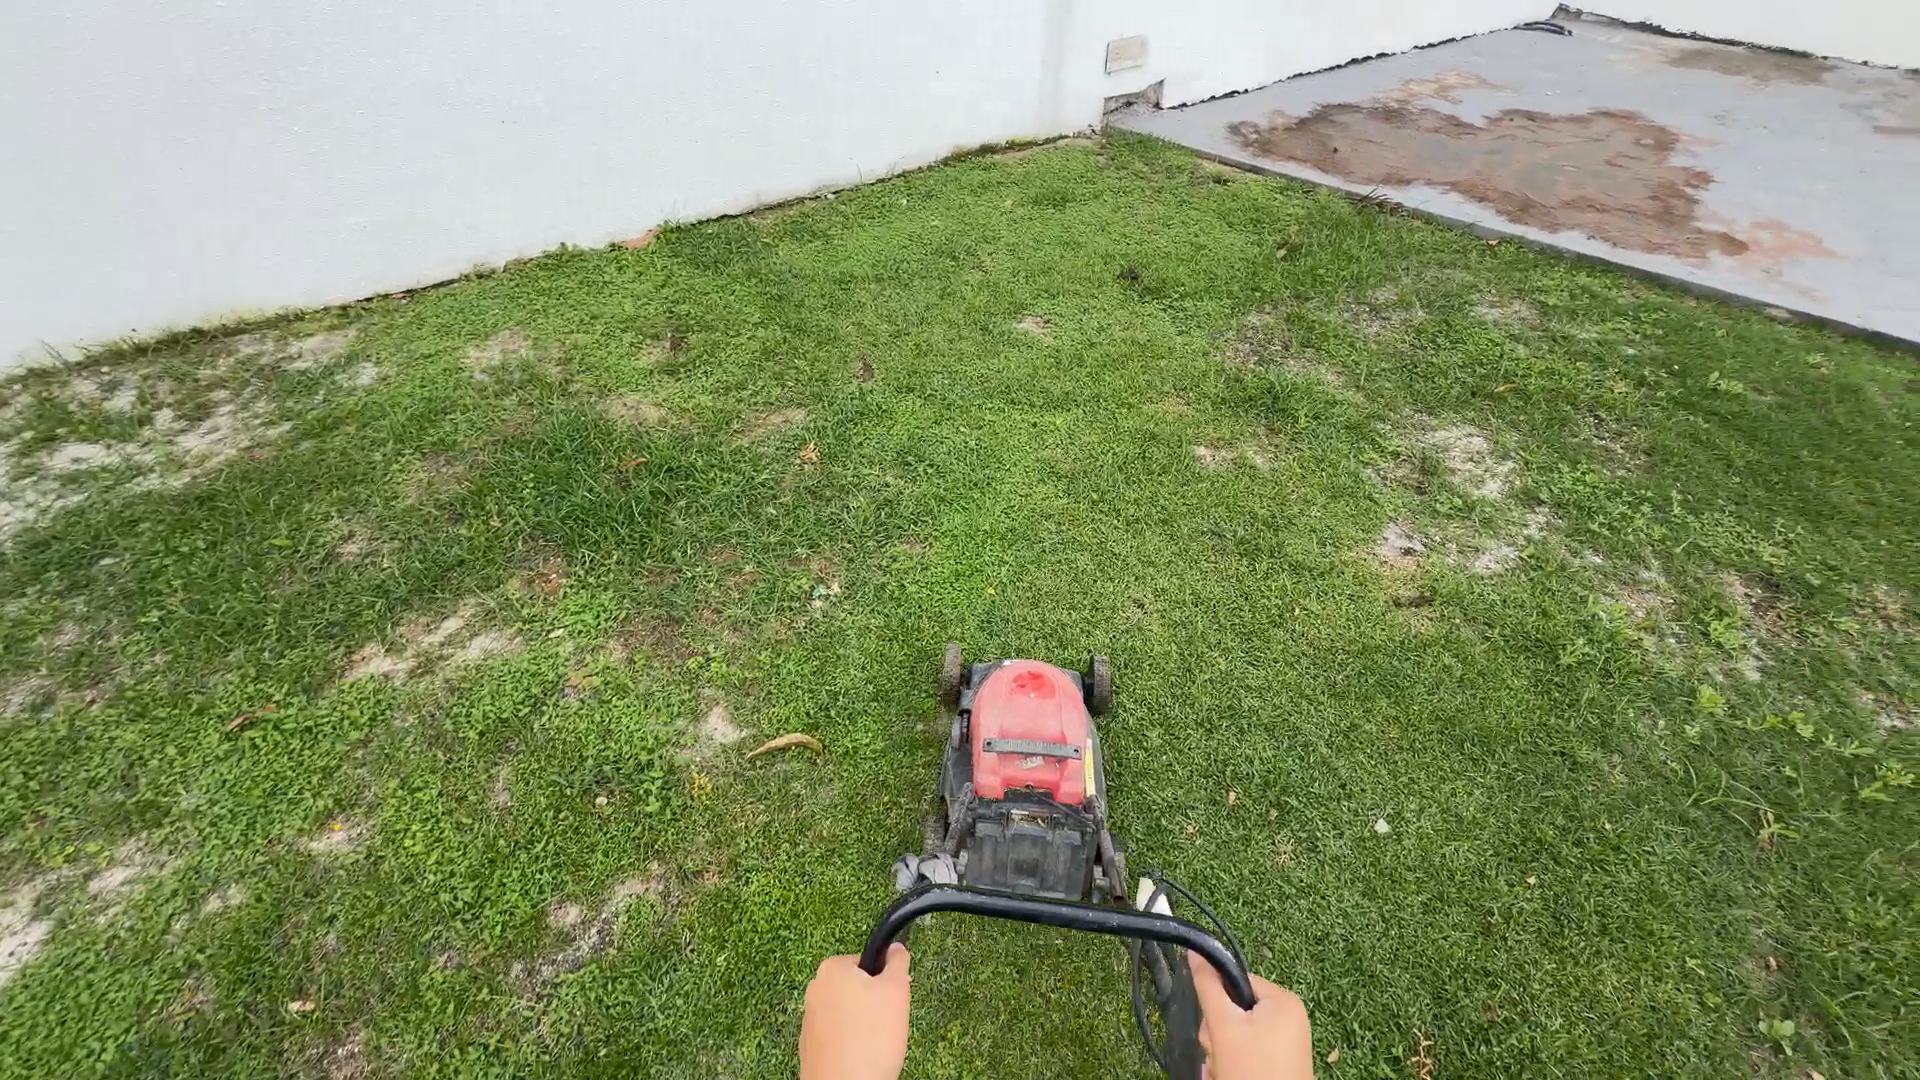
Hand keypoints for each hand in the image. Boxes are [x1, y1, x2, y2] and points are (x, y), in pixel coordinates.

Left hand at [800, 944, 911, 1079]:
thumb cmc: (870, 1037)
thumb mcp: (897, 989)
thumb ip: (898, 962)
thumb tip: (896, 948)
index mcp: (832, 967)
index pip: (866, 963)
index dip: (884, 980)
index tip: (892, 999)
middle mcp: (815, 989)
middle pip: (856, 987)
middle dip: (873, 1003)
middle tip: (886, 1022)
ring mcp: (809, 1020)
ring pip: (848, 1013)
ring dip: (862, 1024)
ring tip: (874, 1044)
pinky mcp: (809, 1047)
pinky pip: (838, 1036)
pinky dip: (850, 1043)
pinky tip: (861, 1057)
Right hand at [1190, 953, 1314, 1079]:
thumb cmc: (1252, 1070)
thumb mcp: (1223, 1025)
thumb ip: (1207, 985)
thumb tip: (1194, 951)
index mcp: (1284, 1000)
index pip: (1237, 982)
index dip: (1219, 1000)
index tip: (1213, 1025)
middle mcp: (1291, 1018)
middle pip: (1237, 1008)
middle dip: (1220, 1031)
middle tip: (1218, 1051)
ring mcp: (1288, 1043)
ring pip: (1240, 1031)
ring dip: (1223, 1048)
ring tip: (1223, 1068)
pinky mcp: (1283, 1063)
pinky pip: (1250, 1048)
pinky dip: (1235, 1060)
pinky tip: (1230, 1073)